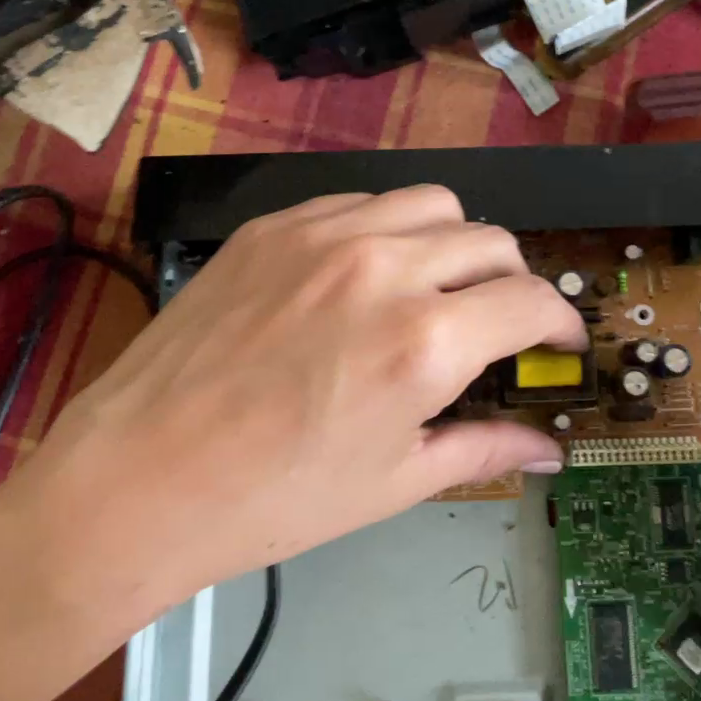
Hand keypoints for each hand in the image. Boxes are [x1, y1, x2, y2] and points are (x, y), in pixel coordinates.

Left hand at [21, 185, 583, 612]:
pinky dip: (386, 230)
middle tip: (498, 323)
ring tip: (437, 286)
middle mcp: (384, 269)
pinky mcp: (275, 227)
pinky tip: (365, 275)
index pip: (532, 301)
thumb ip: (483, 450)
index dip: (560, 324)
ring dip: (455, 242)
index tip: (559, 342)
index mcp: (425, 342)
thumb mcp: (393, 482)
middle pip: (492, 241)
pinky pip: (360, 203)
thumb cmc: (271, 497)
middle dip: (514, 283)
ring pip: (432, 203)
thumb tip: (546, 450)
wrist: (140, 475)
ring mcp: (324, 236)